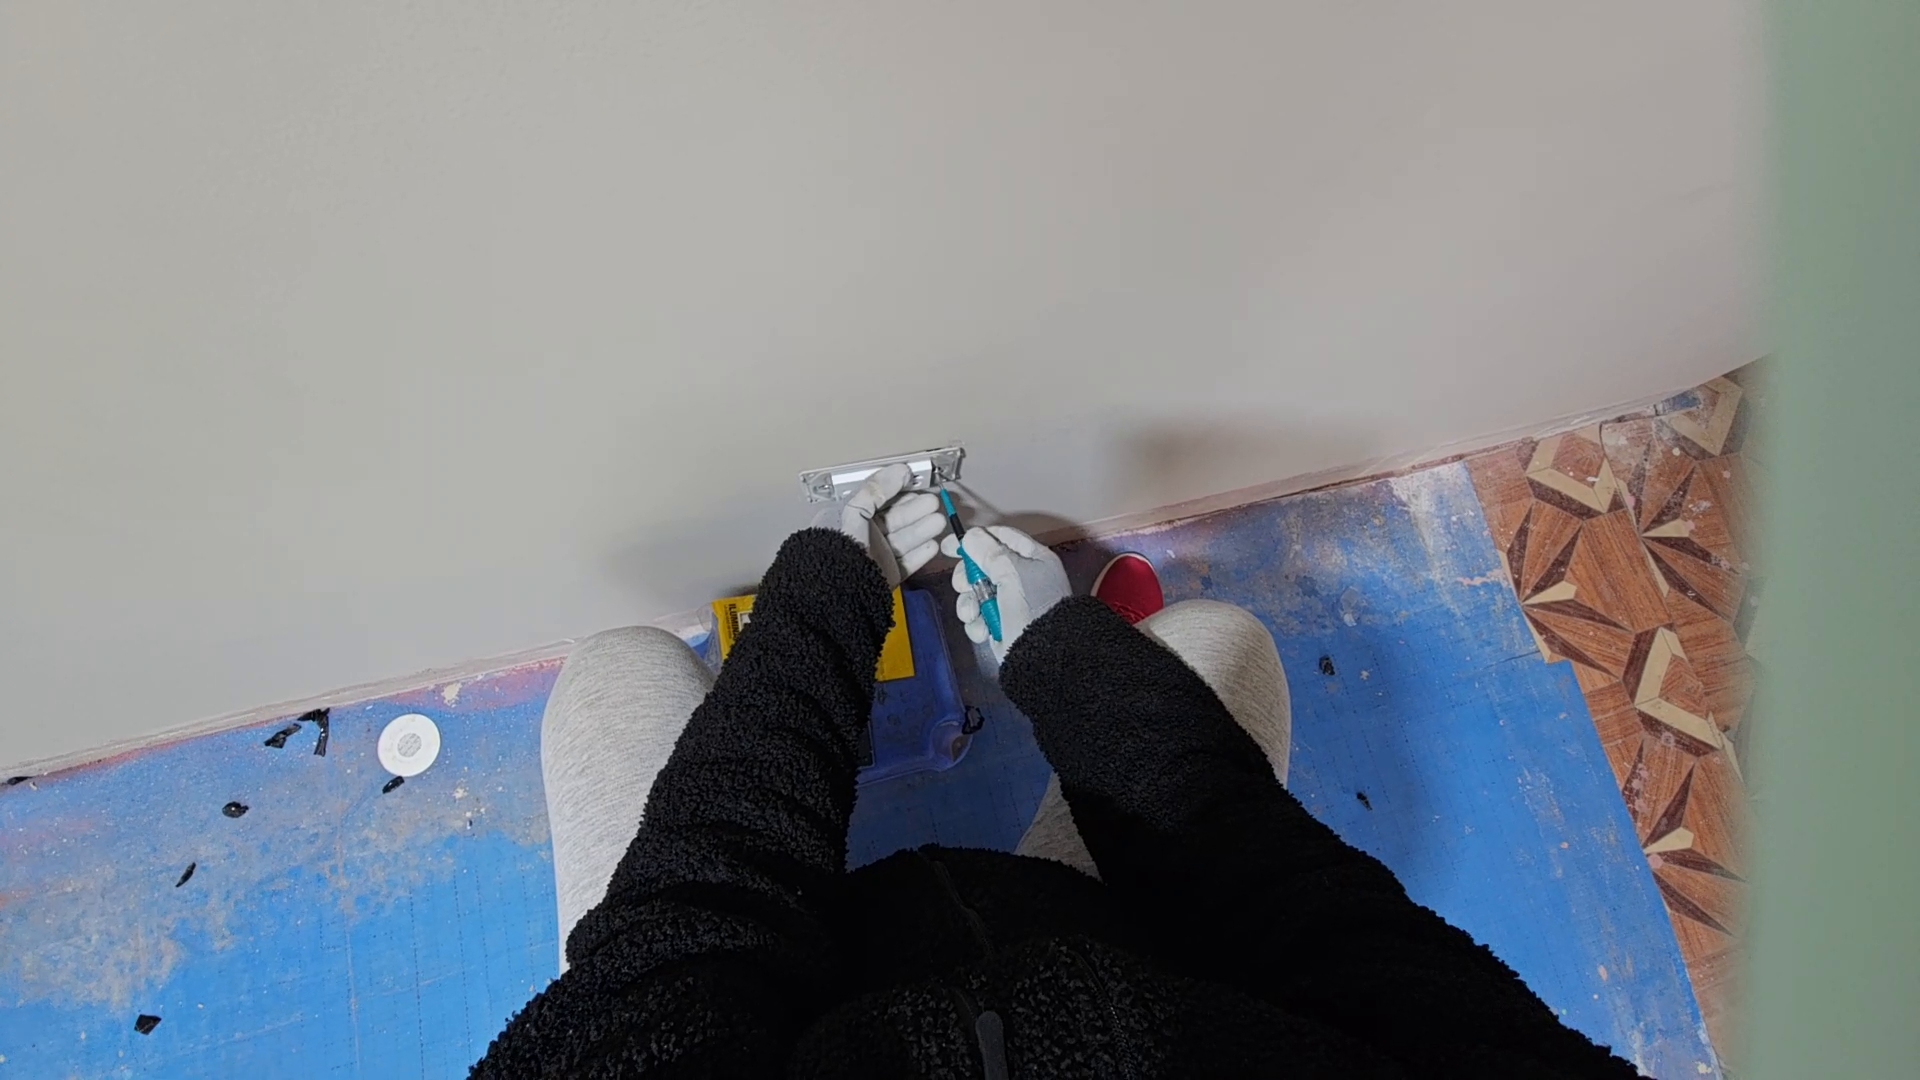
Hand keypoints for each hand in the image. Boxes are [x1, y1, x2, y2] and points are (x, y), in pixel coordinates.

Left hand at [820, 463, 947, 587]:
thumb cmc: (839, 551)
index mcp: (849, 519)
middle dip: (917, 510)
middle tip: (933, 503)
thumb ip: (877, 490)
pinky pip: (908, 561)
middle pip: (896, 519)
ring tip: (938, 521)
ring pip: (905, 539)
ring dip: (923, 528)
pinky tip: (933, 545)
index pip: (878, 500)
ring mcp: (876, 556)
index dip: (898, 491)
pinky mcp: (886, 575)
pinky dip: (921, 553)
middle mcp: (863, 537)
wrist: (840, 591)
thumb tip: (899, 471)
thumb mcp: (855, 511)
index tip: (916, 485)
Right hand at [941, 524, 1069, 662]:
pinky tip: (983, 630)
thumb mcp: (1013, 574)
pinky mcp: (998, 623)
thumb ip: (990, 553)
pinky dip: (976, 623)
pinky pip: (977, 615)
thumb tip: (971, 536)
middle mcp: (1020, 577)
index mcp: (1032, 558)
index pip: (1000, 538)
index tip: (950, 545)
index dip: (975, 539)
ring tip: (974, 614)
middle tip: (963, 585)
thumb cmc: (1032, 609)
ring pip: (974, 592)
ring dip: (969, 604)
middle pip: (982, 565)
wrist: (1041, 657)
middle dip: (967, 577)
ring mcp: (1008, 601)